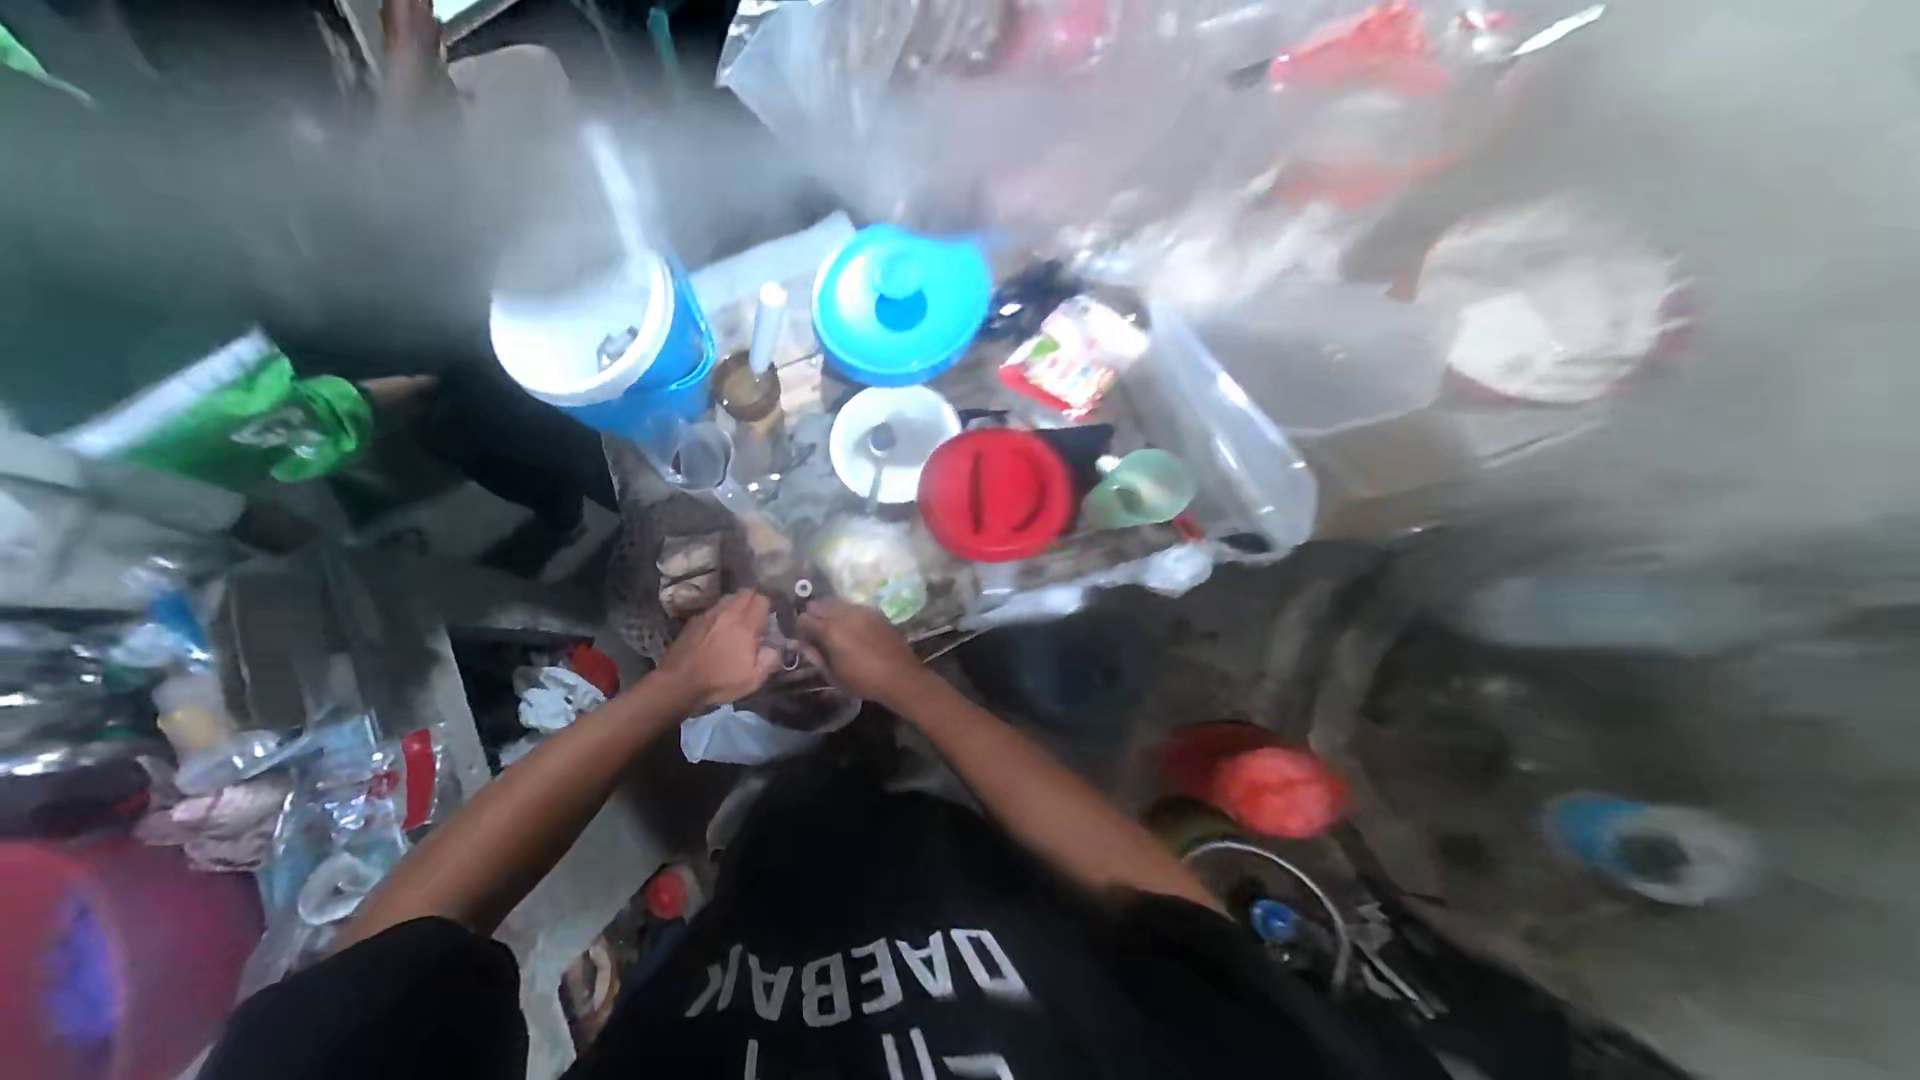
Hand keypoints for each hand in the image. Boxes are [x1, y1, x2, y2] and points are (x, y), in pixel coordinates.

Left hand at [655, 591, 778, 710]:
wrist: (678, 683)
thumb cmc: (719, 681)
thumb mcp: (753, 679)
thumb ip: (771, 659)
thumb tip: (777, 647)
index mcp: (745, 625)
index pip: (762, 599)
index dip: (768, 607)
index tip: (769, 619)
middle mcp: (727, 613)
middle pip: (745, 593)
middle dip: (753, 601)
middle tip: (755, 617)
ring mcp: (708, 615)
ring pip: (727, 599)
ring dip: (735, 605)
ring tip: (736, 621)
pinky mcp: (693, 621)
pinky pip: (712, 609)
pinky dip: (718, 615)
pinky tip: (716, 630)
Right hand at [797, 599, 928, 705]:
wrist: (899, 675)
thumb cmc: (862, 680)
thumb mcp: (832, 674)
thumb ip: (813, 655)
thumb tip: (797, 644)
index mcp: (830, 630)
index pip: (804, 618)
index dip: (801, 628)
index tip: (804, 638)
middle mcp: (844, 614)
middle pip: (819, 605)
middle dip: (814, 615)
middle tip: (817, 632)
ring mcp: (861, 610)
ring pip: (836, 602)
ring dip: (830, 611)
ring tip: (834, 628)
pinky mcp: (875, 612)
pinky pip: (853, 606)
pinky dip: (847, 612)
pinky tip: (851, 626)